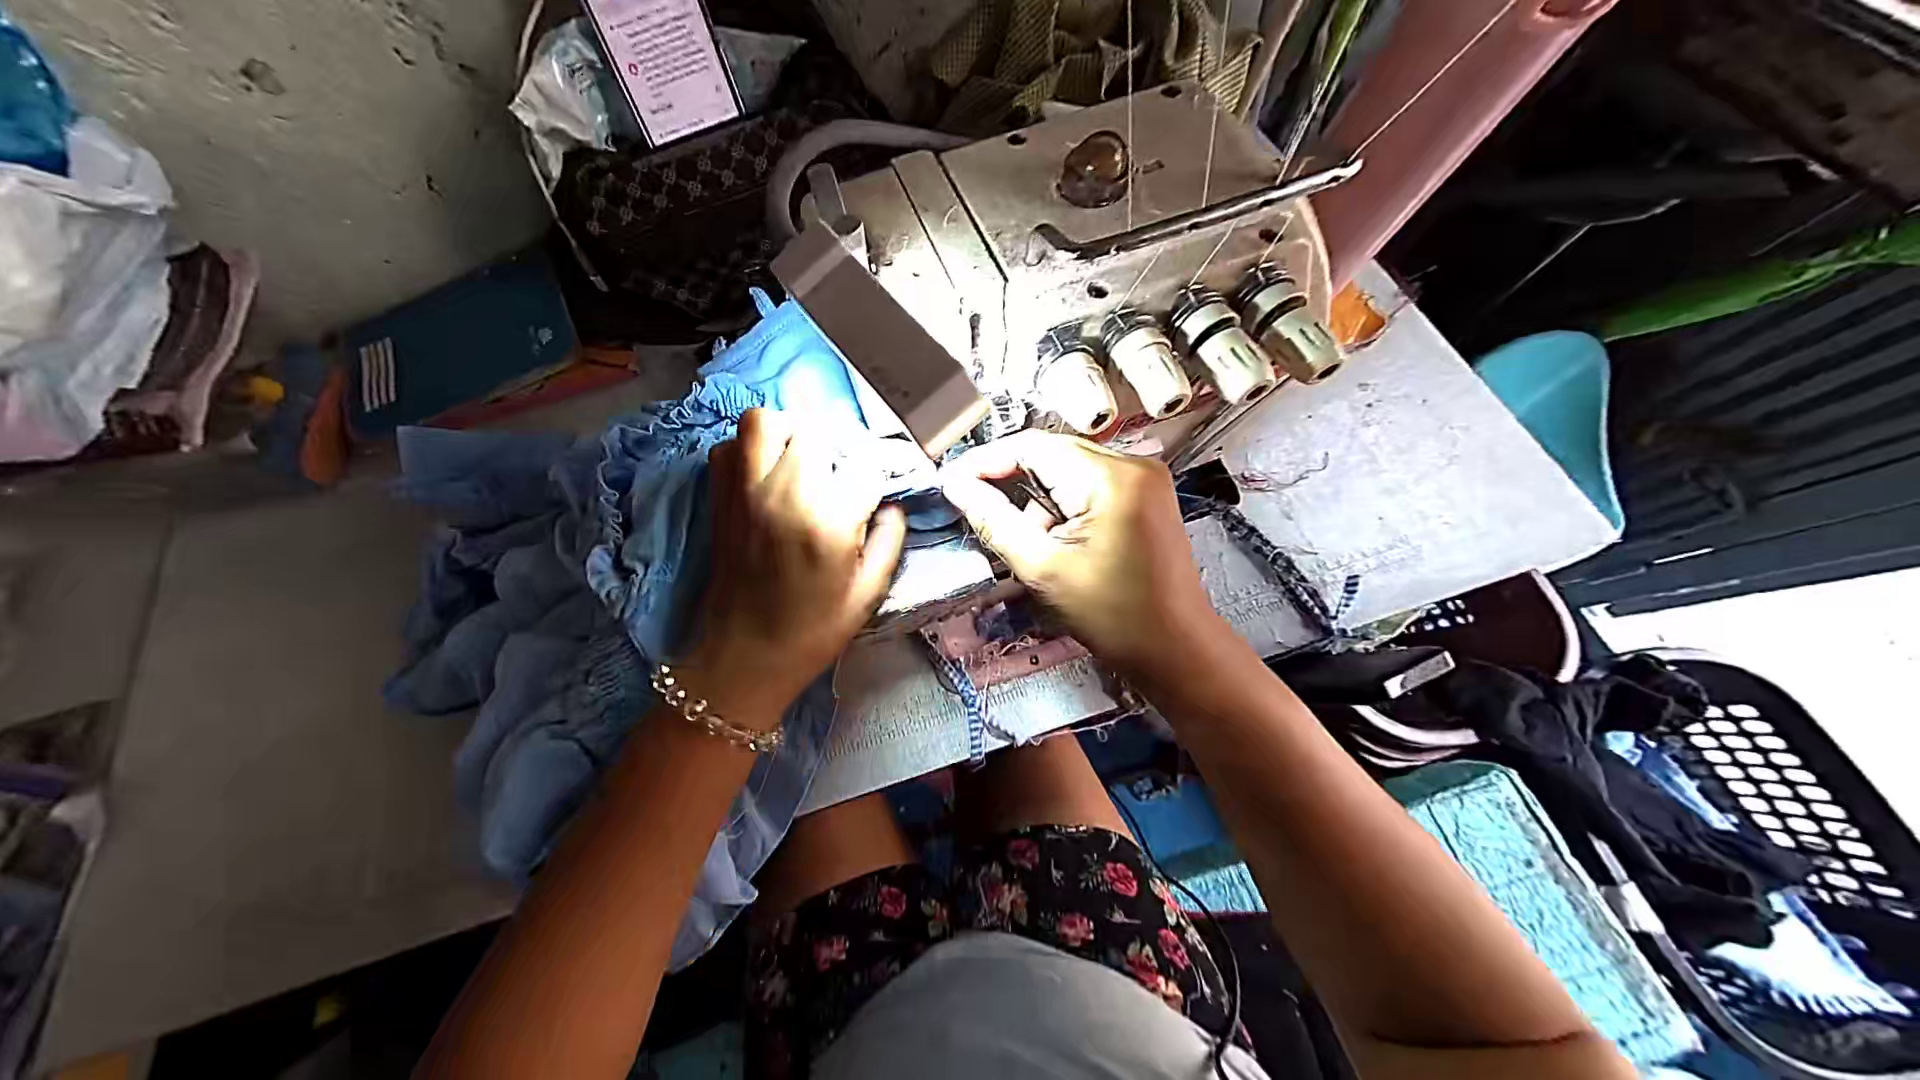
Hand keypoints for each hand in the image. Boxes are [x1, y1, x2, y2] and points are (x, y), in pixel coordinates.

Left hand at [683, 409, 906, 722]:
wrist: (744, 656)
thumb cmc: (814, 630)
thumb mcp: (869, 592)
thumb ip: (891, 538)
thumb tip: (893, 503)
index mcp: (827, 521)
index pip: (863, 465)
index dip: (877, 474)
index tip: (877, 491)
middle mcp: (783, 494)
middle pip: (815, 430)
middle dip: (837, 446)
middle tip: (842, 473)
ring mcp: (744, 491)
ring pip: (764, 421)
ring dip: (790, 433)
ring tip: (803, 461)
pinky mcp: (719, 498)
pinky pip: (731, 445)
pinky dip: (752, 449)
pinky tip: (768, 475)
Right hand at [939, 431, 1222, 674]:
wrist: (1176, 648)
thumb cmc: (1118, 617)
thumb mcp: (1043, 569)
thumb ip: (994, 521)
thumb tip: (958, 487)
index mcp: (1112, 478)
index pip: (1032, 446)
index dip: (985, 461)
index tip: (954, 482)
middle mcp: (1133, 466)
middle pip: (1050, 454)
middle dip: (1011, 484)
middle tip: (981, 513)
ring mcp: (1143, 480)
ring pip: (1066, 471)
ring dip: (1038, 501)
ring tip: (1036, 547)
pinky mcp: (1144, 496)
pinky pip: (1088, 486)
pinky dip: (1063, 508)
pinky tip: (1059, 543)